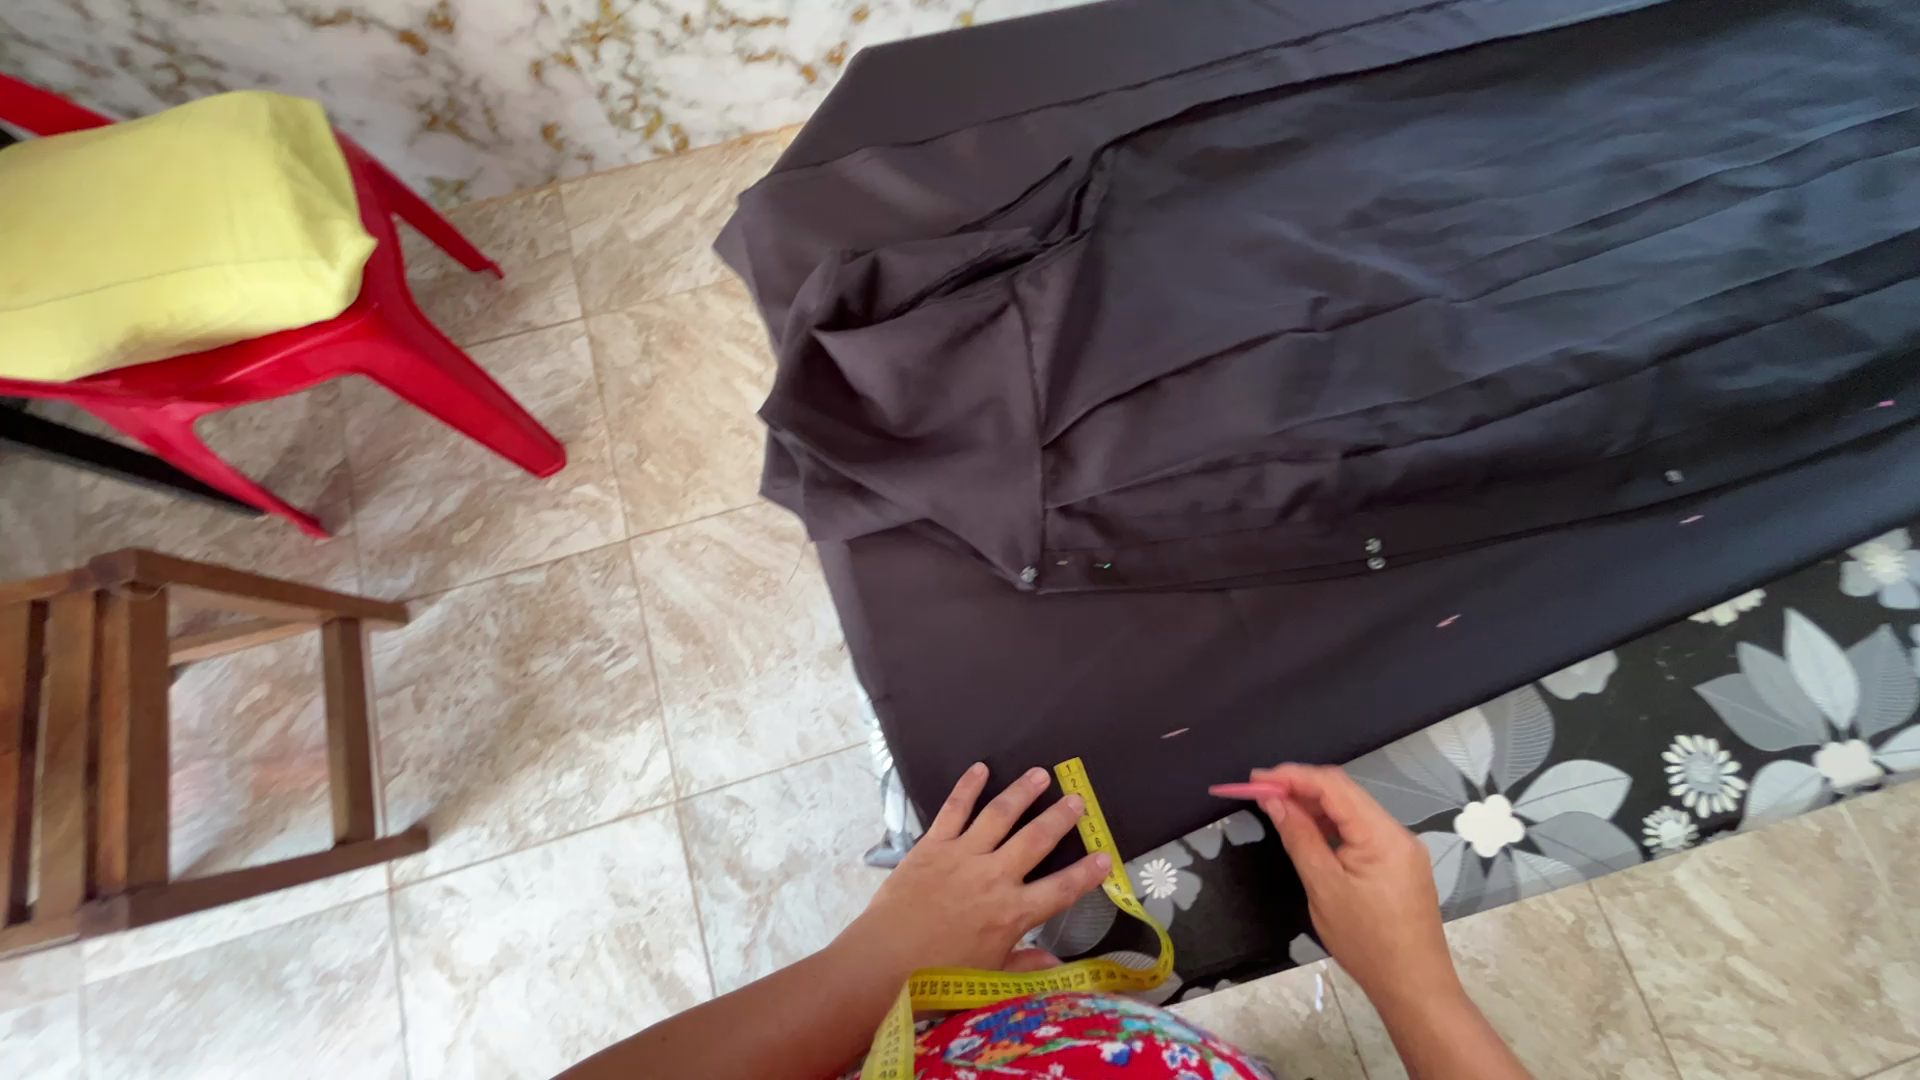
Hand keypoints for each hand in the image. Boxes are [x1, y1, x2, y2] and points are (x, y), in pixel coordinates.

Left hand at [836, 762, 1111, 975]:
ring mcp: (963, 855)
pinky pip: (954, 809)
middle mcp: (994, 877)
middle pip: (1036, 840)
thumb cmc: (938, 978)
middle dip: (1059, 818)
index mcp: (1012, 914)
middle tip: (1076, 799)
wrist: (883, 962)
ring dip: (1022, 792)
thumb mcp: (989, 978)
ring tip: (1040, 774)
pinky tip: (981, 767)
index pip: (1060, 890)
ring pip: (1000, 815)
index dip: (1086, 874)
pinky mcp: (933, 844)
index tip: (1106, 856)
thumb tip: (1059, 966)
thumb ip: (1025, 967)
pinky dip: (968, 786)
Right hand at [1251, 764, 1459, 1007]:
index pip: (1333, 786)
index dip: (1291, 776)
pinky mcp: (1397, 862)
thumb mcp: (1323, 887)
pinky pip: (1358, 828)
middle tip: (1260, 791)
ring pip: (1350, 809)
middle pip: (1343, 792)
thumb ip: (1298, 836)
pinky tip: (1306, 829)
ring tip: (1277, 808)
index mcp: (1382, 835)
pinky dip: (1329, 823)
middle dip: (1299, 786)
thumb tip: (1273, 800)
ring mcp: (1400, 847)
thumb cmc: (1367, 941)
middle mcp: (1396, 832)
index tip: (1255, 779)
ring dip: (1313, 804)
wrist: (1415, 989)